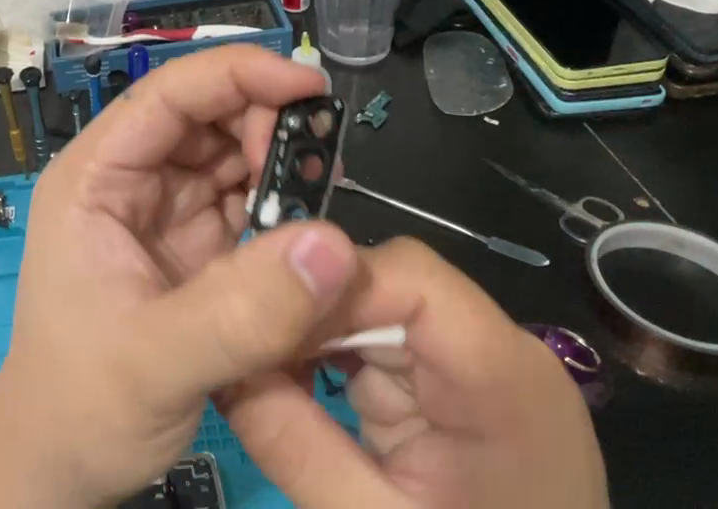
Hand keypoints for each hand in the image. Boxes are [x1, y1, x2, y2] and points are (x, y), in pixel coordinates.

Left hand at [0, 45, 358, 506]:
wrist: (61, 465)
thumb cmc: (81, 405)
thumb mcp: (156, 361)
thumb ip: (243, 310)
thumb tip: (334, 244)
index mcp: (93, 179)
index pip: (164, 96)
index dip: (235, 76)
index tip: (308, 84)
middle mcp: (126, 182)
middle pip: (203, 118)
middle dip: (263, 125)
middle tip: (321, 165)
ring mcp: (160, 214)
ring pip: (228, 157)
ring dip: (278, 165)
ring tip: (323, 193)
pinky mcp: (191, 249)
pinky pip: (244, 205)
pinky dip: (280, 209)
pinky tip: (307, 230)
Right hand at [221, 238, 608, 507]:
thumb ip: (293, 441)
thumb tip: (213, 364)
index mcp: (503, 379)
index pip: (409, 276)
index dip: (326, 283)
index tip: (260, 320)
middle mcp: (502, 351)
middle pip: (389, 283)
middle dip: (310, 310)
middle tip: (243, 350)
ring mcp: (483, 366)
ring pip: (376, 306)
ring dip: (316, 334)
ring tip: (262, 372)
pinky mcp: (461, 386)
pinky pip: (383, 342)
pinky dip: (335, 358)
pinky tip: (299, 389)